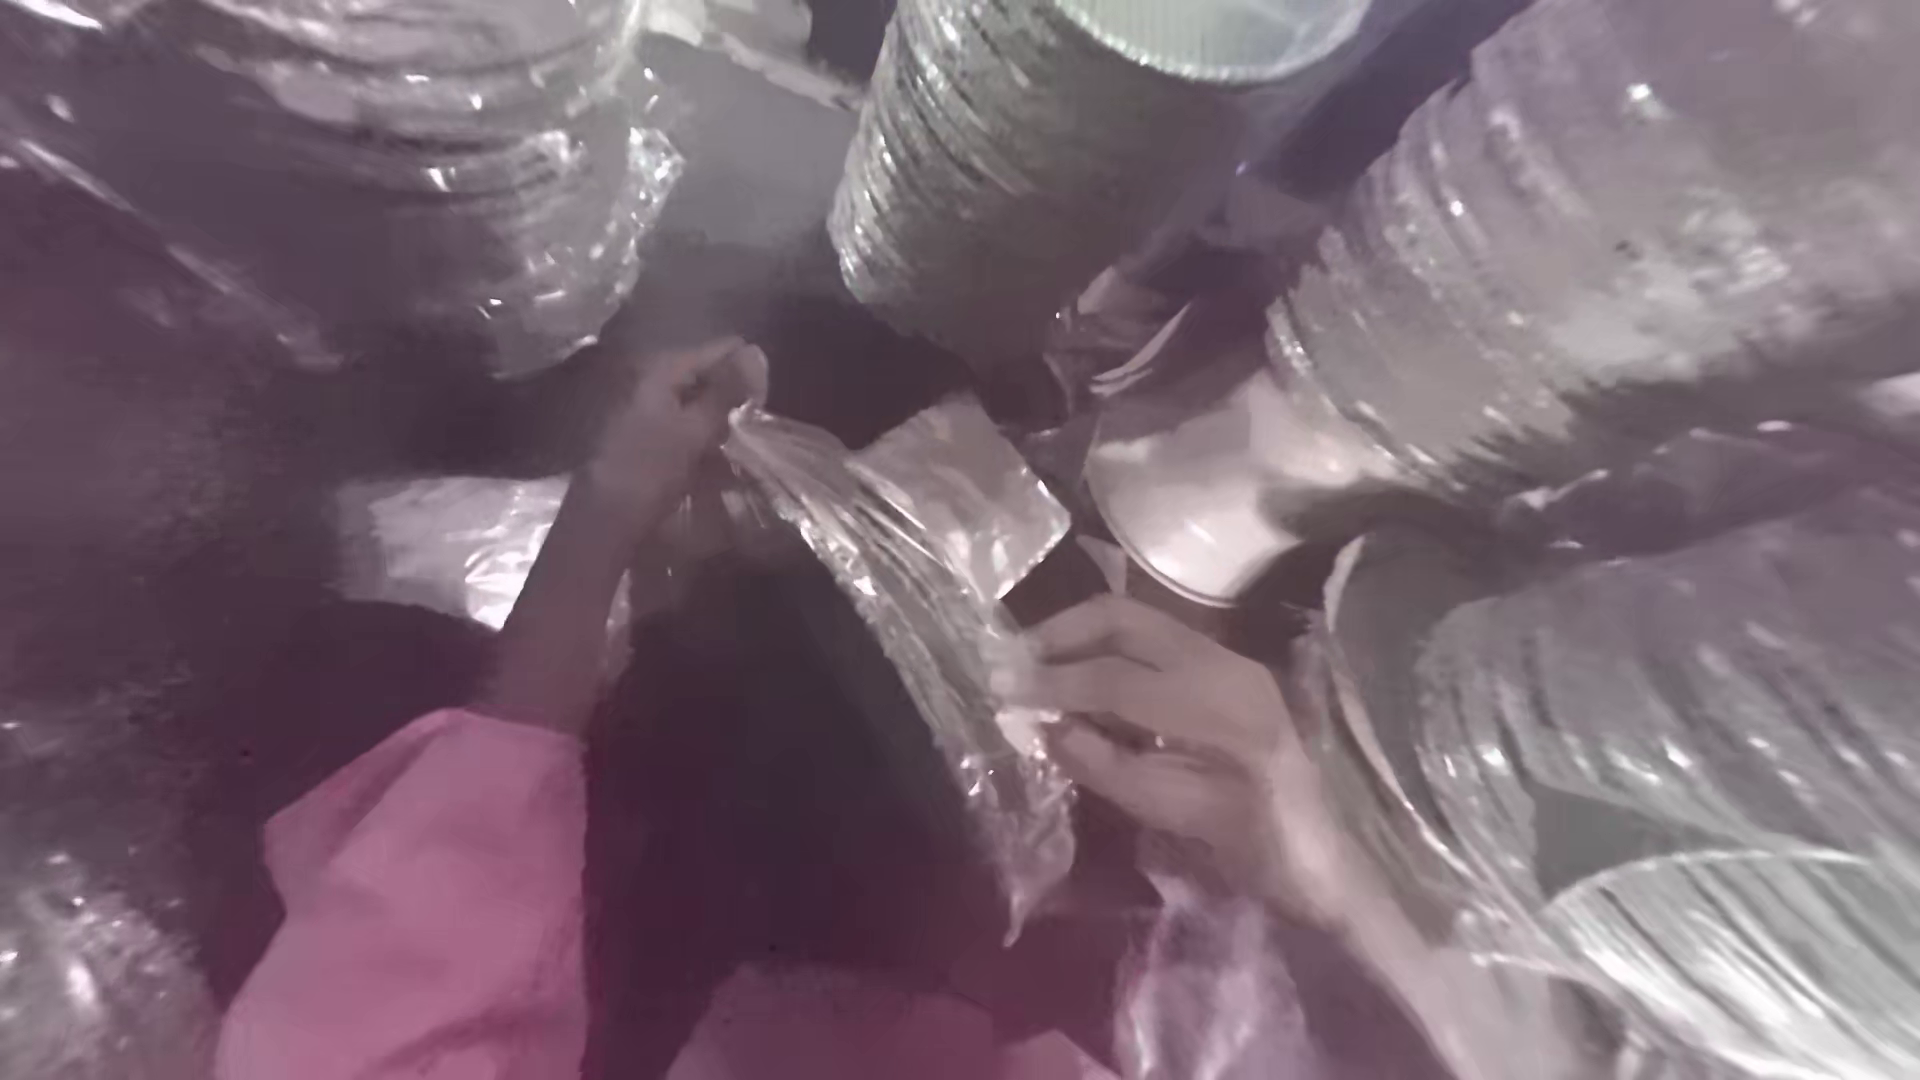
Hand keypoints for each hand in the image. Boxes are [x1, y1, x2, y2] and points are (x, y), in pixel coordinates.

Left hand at [585, 337, 764, 533]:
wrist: (605, 520)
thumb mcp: (695, 429)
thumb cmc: (650, 471)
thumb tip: (757, 350)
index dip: (746, 373)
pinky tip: (719, 462)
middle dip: (735, 399)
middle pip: (709, 376)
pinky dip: (708, 440)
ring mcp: (647, 407)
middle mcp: (650, 379)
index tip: (761, 407)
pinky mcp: (648, 434)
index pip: (719, 351)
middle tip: (753, 431)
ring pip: (701, 404)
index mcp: (660, 369)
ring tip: (741, 449)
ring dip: (724, 423)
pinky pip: (690, 426)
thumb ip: (727, 390)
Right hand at [1018, 595, 1360, 928]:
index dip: (1053, 681)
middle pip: (1121, 618)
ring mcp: (1223, 652)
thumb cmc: (1244, 843)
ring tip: (1038, 656)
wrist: (1317, 844)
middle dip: (1060, 631)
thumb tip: (1042, 723)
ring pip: (1132, 615)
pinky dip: (1103, 642)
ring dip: (1078, 630)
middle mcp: (1221, 661)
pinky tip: (1080, 665)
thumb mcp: (1163, 811)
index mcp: (1216, 708)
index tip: (1005, 687)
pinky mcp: (1219, 656)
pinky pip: (1147, 632)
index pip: (1114, 677)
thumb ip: (1097, 761)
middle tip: (1017, 656)